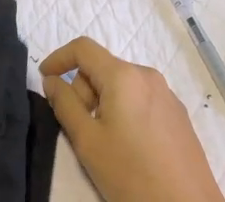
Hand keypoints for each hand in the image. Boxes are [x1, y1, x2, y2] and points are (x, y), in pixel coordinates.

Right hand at [41, 37, 223, 201]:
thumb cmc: (132, 175)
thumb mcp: (87, 141)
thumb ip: (64, 104)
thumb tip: (52, 81)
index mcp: (124, 76)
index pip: (83, 48)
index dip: (59, 58)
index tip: (45, 79)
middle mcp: (147, 75)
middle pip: (102, 68)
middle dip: (83, 91)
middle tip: (80, 129)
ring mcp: (167, 94)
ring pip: (122, 85)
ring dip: (104, 103)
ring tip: (105, 142)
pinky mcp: (179, 115)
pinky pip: (141, 99)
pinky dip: (125, 111)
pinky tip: (129, 147)